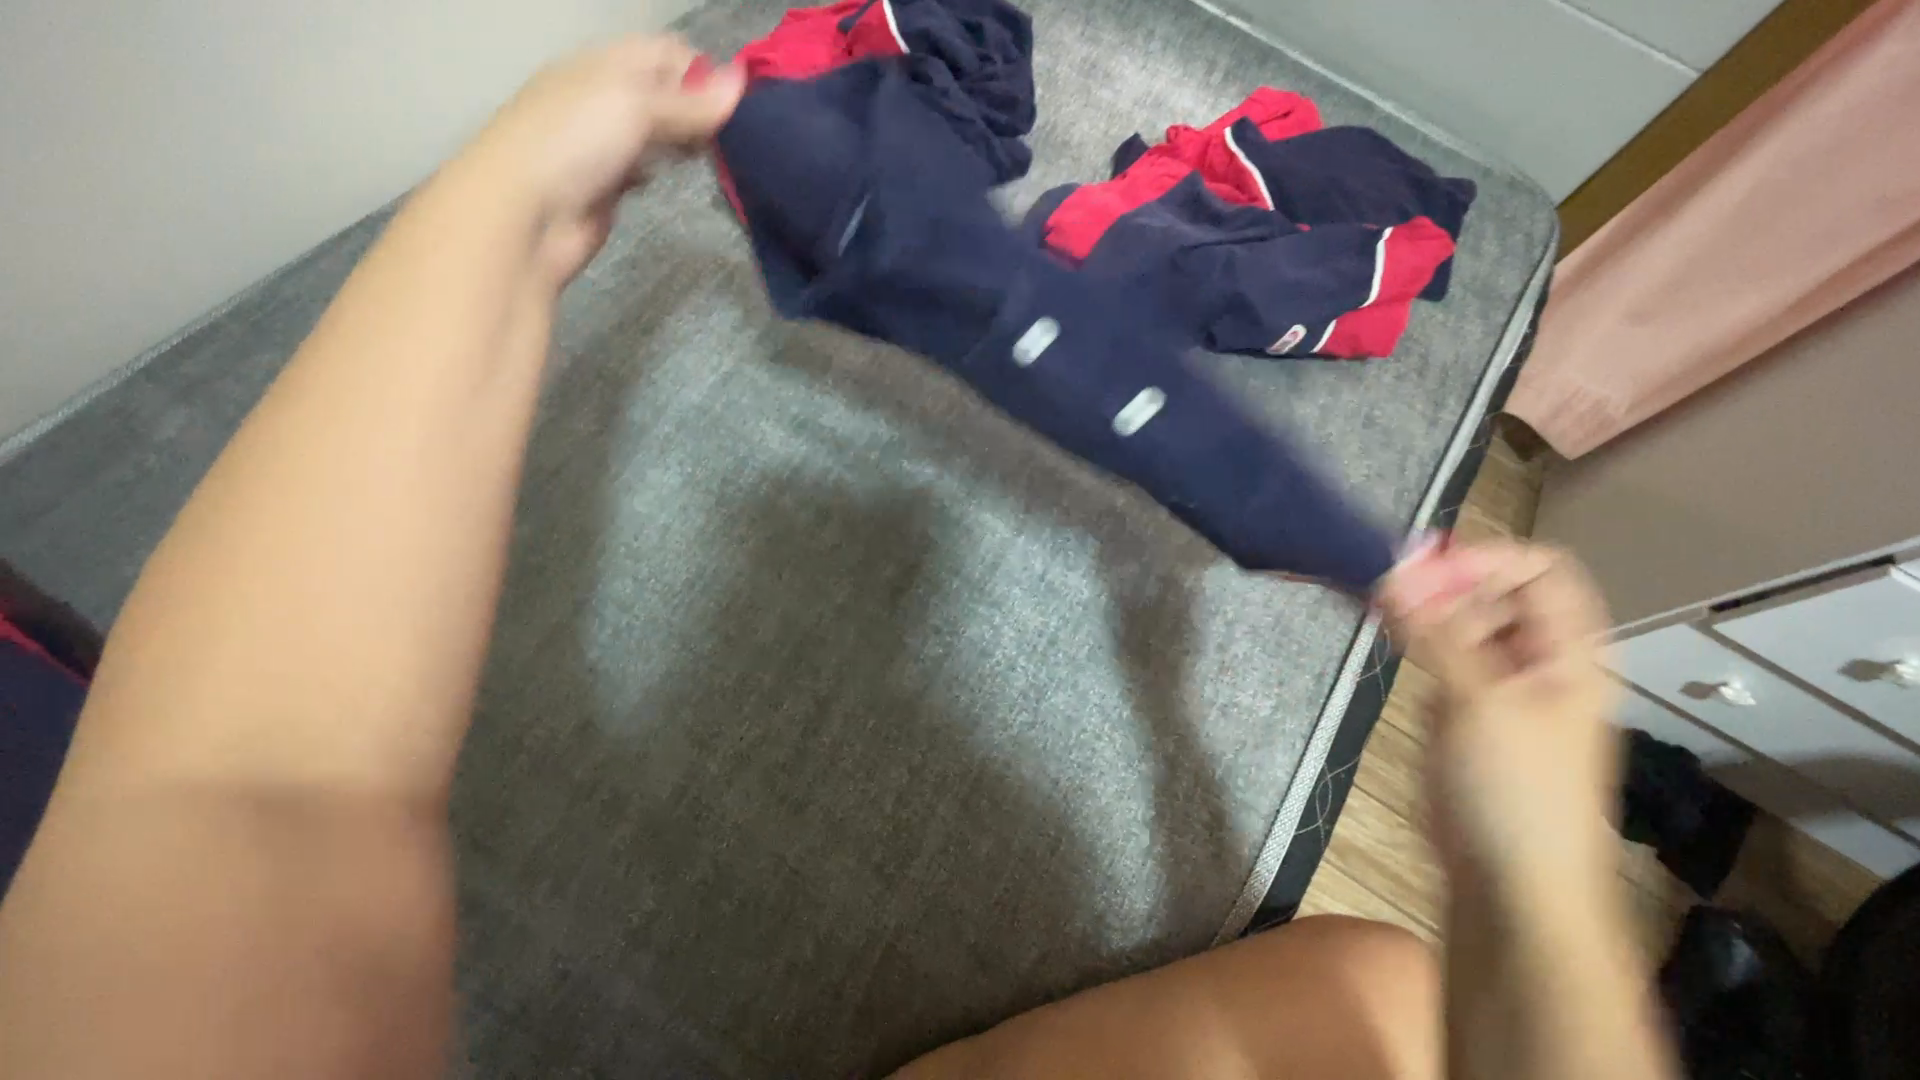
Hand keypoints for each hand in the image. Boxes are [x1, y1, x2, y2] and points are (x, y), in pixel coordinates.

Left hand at [462, 36, 746, 284]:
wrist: (525, 215)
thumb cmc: (574, 144)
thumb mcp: (635, 107)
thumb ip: (690, 101)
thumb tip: (741, 81)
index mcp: (604, 65)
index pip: (665, 53)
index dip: (702, 72)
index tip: (735, 106)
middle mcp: (604, 97)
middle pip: (664, 93)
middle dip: (698, 110)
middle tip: (732, 137)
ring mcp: (604, 142)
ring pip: (657, 132)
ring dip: (684, 141)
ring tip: (714, 157)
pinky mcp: (607, 183)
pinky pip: (644, 167)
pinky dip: (662, 169)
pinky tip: (676, 179)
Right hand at [1376, 541, 1619, 897]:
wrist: (1511, 879)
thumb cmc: (1514, 788)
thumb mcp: (1478, 700)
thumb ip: (1436, 630)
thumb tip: (1394, 568)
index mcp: (1571, 652)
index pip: (1539, 571)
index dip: (1484, 560)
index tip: (1420, 566)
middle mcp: (1540, 659)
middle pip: (1498, 593)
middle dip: (1445, 581)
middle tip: (1386, 586)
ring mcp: (1502, 684)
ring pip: (1465, 622)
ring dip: (1425, 608)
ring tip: (1379, 607)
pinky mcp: (1467, 708)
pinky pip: (1444, 654)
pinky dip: (1416, 638)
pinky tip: (1387, 635)